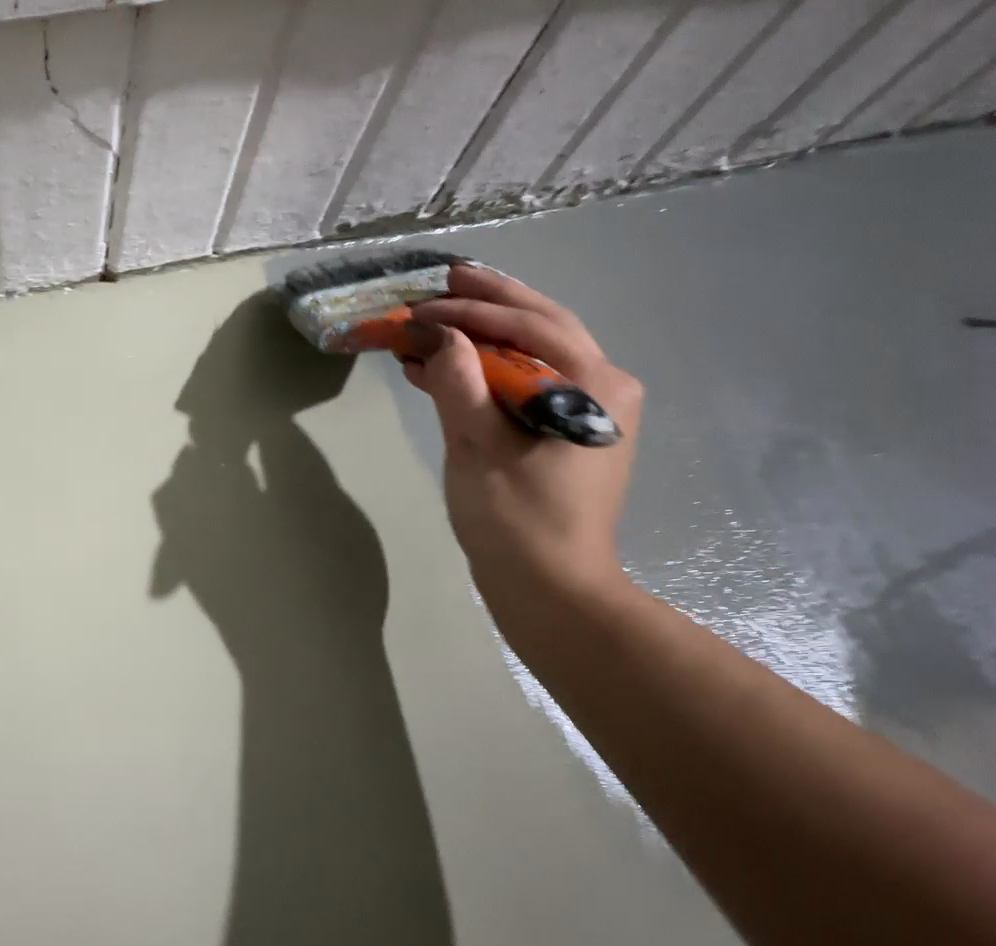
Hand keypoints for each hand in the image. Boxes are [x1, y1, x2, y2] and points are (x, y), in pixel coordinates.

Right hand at [399, 264, 643, 605]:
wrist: (552, 589)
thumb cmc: (517, 521)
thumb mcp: (478, 449)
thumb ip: (459, 385)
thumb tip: (439, 337)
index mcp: (593, 386)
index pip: (528, 326)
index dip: (470, 311)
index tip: (420, 306)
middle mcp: (605, 388)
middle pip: (543, 327)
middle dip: (491, 302)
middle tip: (447, 278)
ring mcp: (592, 412)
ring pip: (536, 354)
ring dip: (487, 335)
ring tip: (442, 316)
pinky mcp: (572, 434)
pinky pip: (529, 385)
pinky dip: (490, 373)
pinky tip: (449, 371)